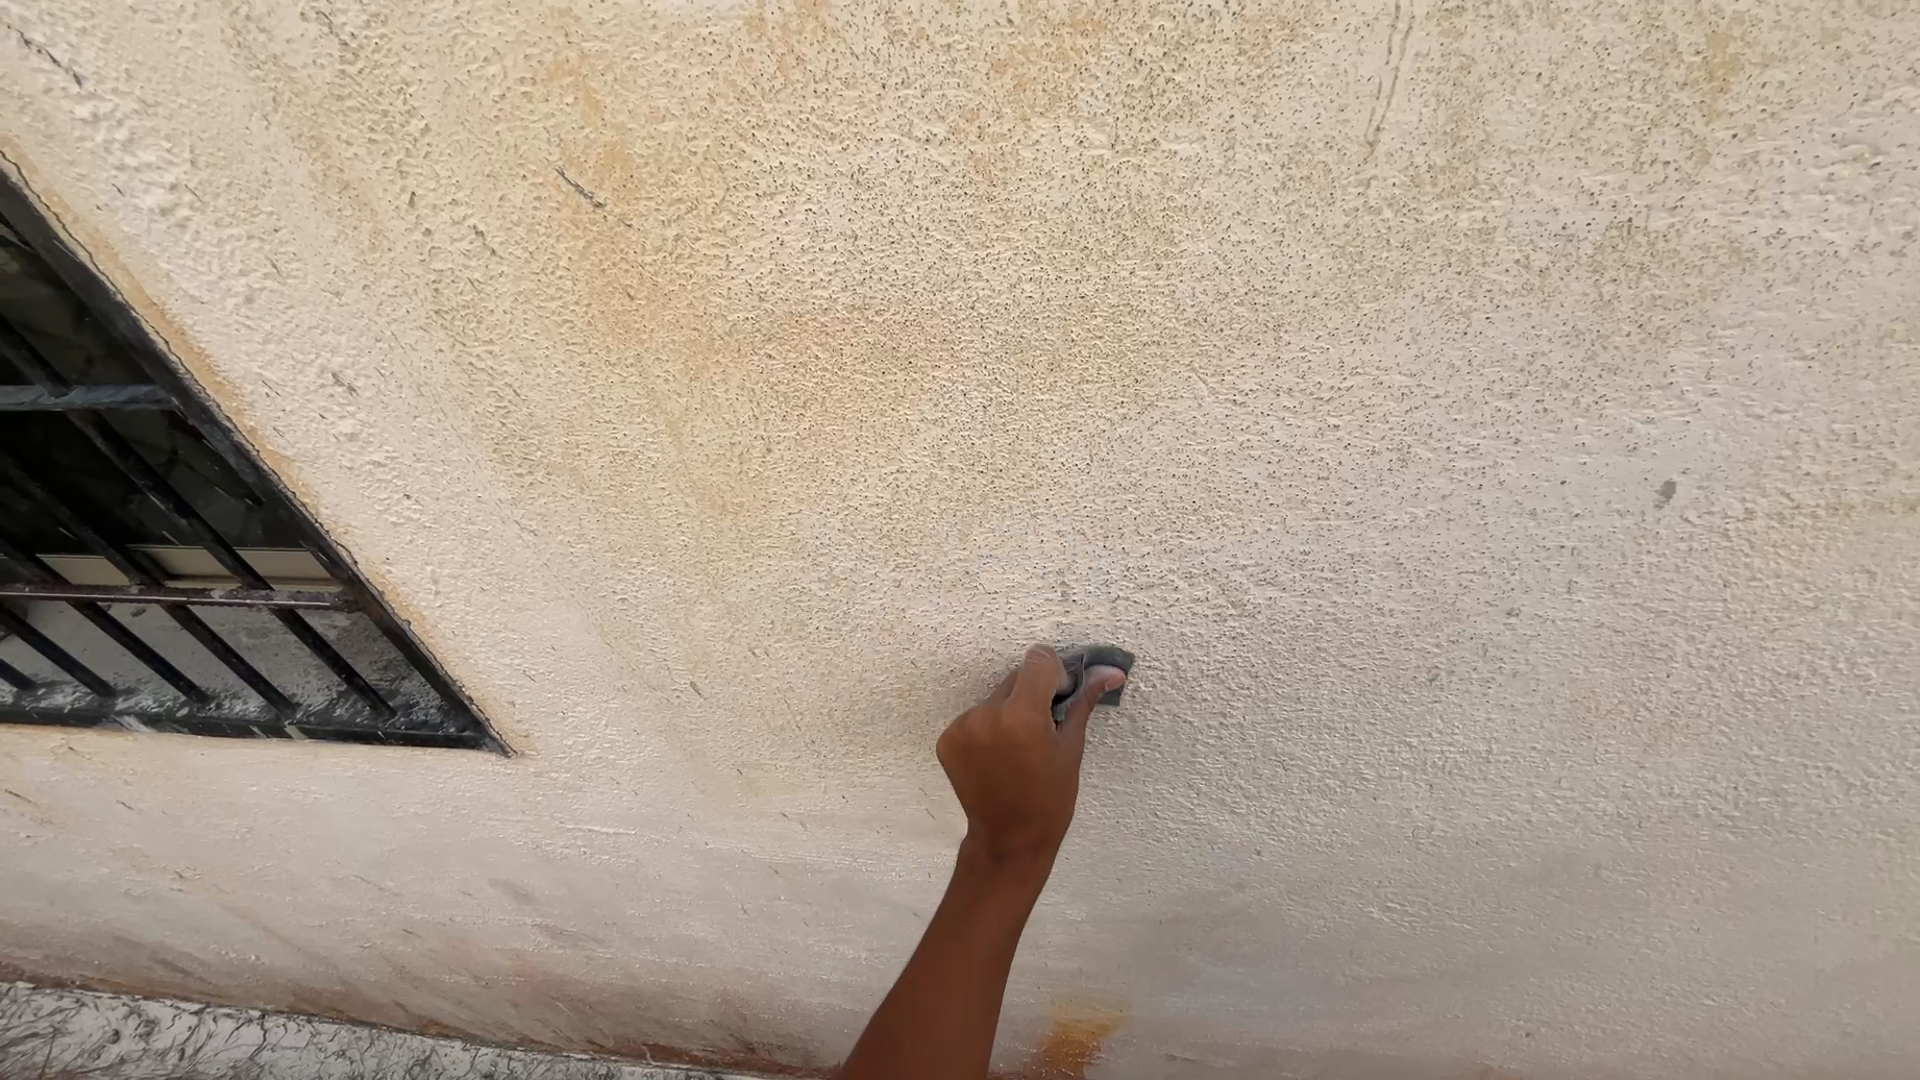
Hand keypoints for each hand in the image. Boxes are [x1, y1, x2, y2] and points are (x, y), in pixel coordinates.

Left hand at [935, 644, 1126, 865]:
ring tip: (1019, 746)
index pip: (1038, 659)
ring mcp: (963, 727)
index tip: (1060, 692)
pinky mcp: (947, 738)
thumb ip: (1084, 701)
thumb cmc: (1050, 799)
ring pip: (995, 698)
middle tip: (1044, 725)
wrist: (1009, 840)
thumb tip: (1110, 672)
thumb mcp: (1072, 748)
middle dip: (1033, 693)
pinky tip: (998, 755)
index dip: (1054, 671)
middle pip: (1015, 678)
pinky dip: (987, 727)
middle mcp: (987, 715)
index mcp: (1022, 715)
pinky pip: (974, 716)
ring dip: (1009, 710)